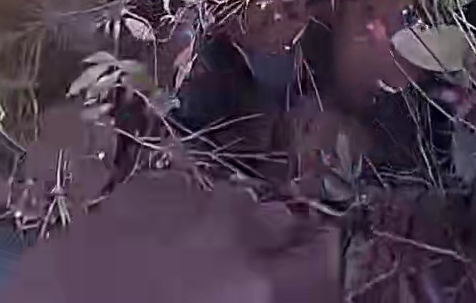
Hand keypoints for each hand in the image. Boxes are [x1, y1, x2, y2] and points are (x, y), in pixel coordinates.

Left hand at [0, 173, 336, 302]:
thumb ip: (263, 294)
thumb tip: (271, 283)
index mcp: (259, 286)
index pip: (327, 265)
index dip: (325, 273)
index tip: (314, 282)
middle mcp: (237, 229)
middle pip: (288, 225)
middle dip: (283, 249)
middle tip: (258, 276)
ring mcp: (191, 198)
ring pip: (240, 202)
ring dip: (236, 228)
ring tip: (207, 259)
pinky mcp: (148, 185)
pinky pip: (189, 193)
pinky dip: (188, 214)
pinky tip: (161, 242)